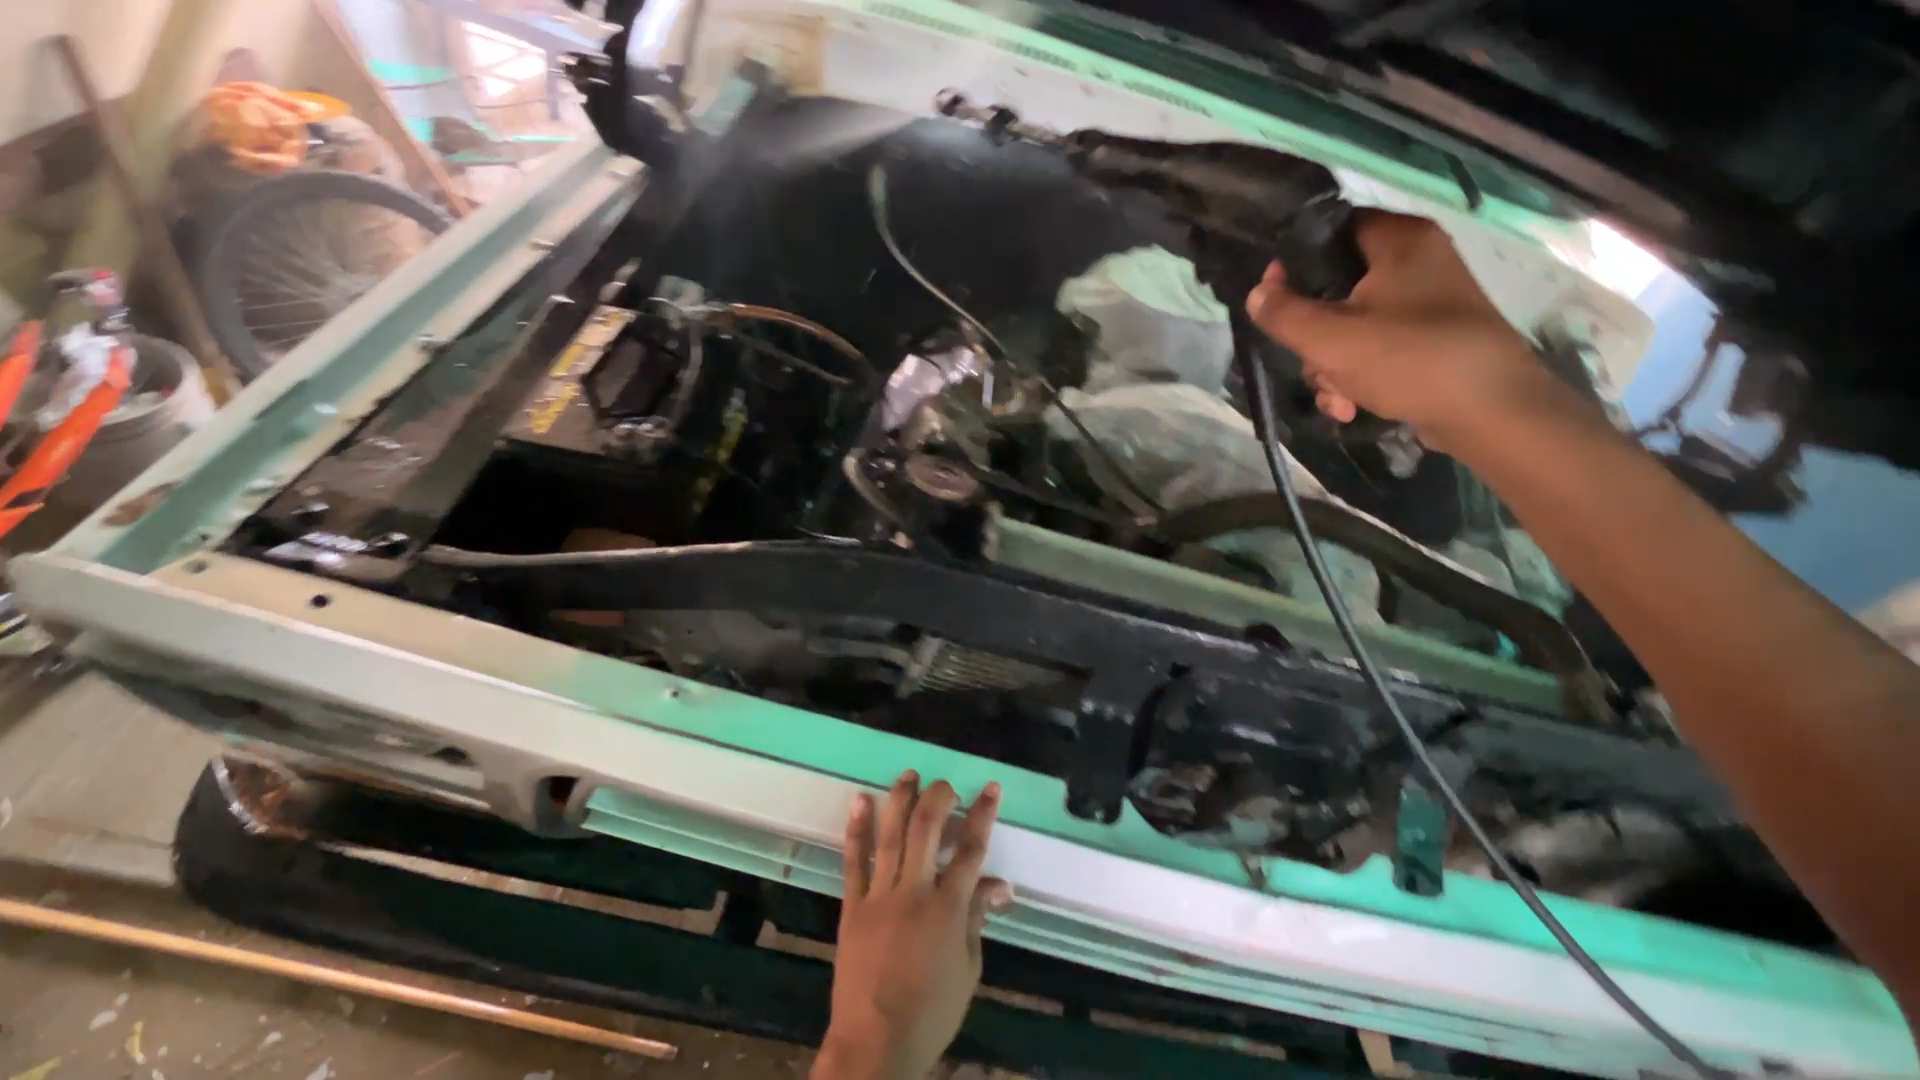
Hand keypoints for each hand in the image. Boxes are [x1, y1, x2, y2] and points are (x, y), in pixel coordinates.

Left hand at [812, 772, 1009, 1079]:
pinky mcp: (852, 906)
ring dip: (901, 800)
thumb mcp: (969, 969)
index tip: (991, 788)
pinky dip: (856, 829)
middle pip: (927, 830)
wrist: (876, 1042)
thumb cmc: (932, 1012)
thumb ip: (978, 921)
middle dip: (940, 798)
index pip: (972, 850)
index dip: (984, 815)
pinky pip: (853, 861)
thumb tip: (998, 886)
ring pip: (891, 836)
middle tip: (947, 784)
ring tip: (909, 775)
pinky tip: (860, 800)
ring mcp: (880, 896)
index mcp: (949, 909)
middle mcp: (915, 892)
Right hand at [1246, 210, 1561, 452]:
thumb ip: (1284, 313)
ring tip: (1337, 398)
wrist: (1490, 412)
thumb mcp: (1331, 339)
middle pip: (1336, 286)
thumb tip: (1257, 293)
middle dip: (1314, 337)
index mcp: (1399, 240)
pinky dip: (1358, 376)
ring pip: (1352, 324)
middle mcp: (1417, 260)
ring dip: (1331, 366)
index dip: (1294, 263)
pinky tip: (1351, 407)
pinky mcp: (1431, 339)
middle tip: (1313, 363)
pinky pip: (1378, 348)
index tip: (1275, 300)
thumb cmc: (1410, 359)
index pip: (1332, 229)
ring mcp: (1427, 301)